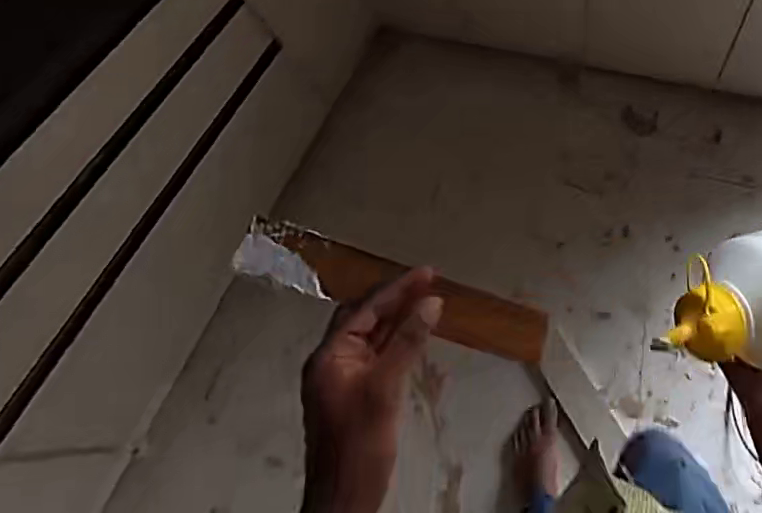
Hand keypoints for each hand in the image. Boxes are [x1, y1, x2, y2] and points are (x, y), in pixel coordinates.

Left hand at [300, 267, 443, 512]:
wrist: (344, 506)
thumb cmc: (360, 446)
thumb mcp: (386, 389)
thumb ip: (408, 342)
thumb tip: (432, 302)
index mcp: (329, 354)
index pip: (366, 308)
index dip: (398, 288)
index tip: (428, 272)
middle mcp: (332, 359)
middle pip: (365, 315)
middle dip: (396, 297)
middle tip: (428, 281)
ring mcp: (342, 376)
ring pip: (372, 334)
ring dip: (398, 316)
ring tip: (428, 298)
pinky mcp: (355, 392)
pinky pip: (377, 354)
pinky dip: (397, 340)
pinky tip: (417, 332)